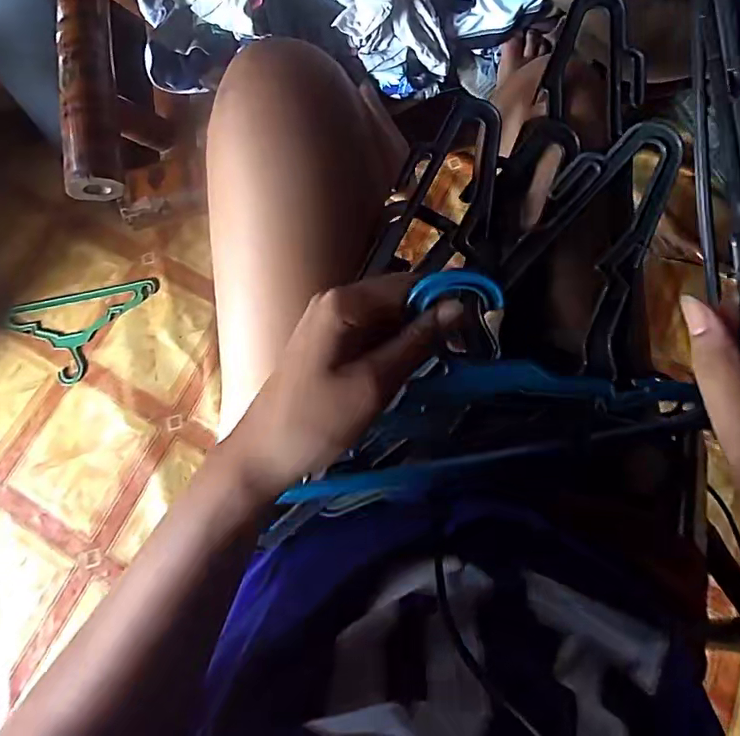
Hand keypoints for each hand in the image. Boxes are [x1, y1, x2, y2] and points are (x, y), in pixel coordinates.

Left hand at [216, 273, 460, 500]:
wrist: (261, 455)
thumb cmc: (315, 421)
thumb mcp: (373, 384)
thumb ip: (416, 343)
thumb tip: (458, 306)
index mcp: (343, 302)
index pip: (408, 283)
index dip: (445, 298)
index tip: (478, 324)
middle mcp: (336, 300)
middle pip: (398, 296)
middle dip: (432, 318)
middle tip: (463, 351)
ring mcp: (330, 320)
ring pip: (388, 316)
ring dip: (416, 335)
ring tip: (443, 363)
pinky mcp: (329, 341)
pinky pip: (373, 333)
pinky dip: (395, 346)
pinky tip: (410, 369)